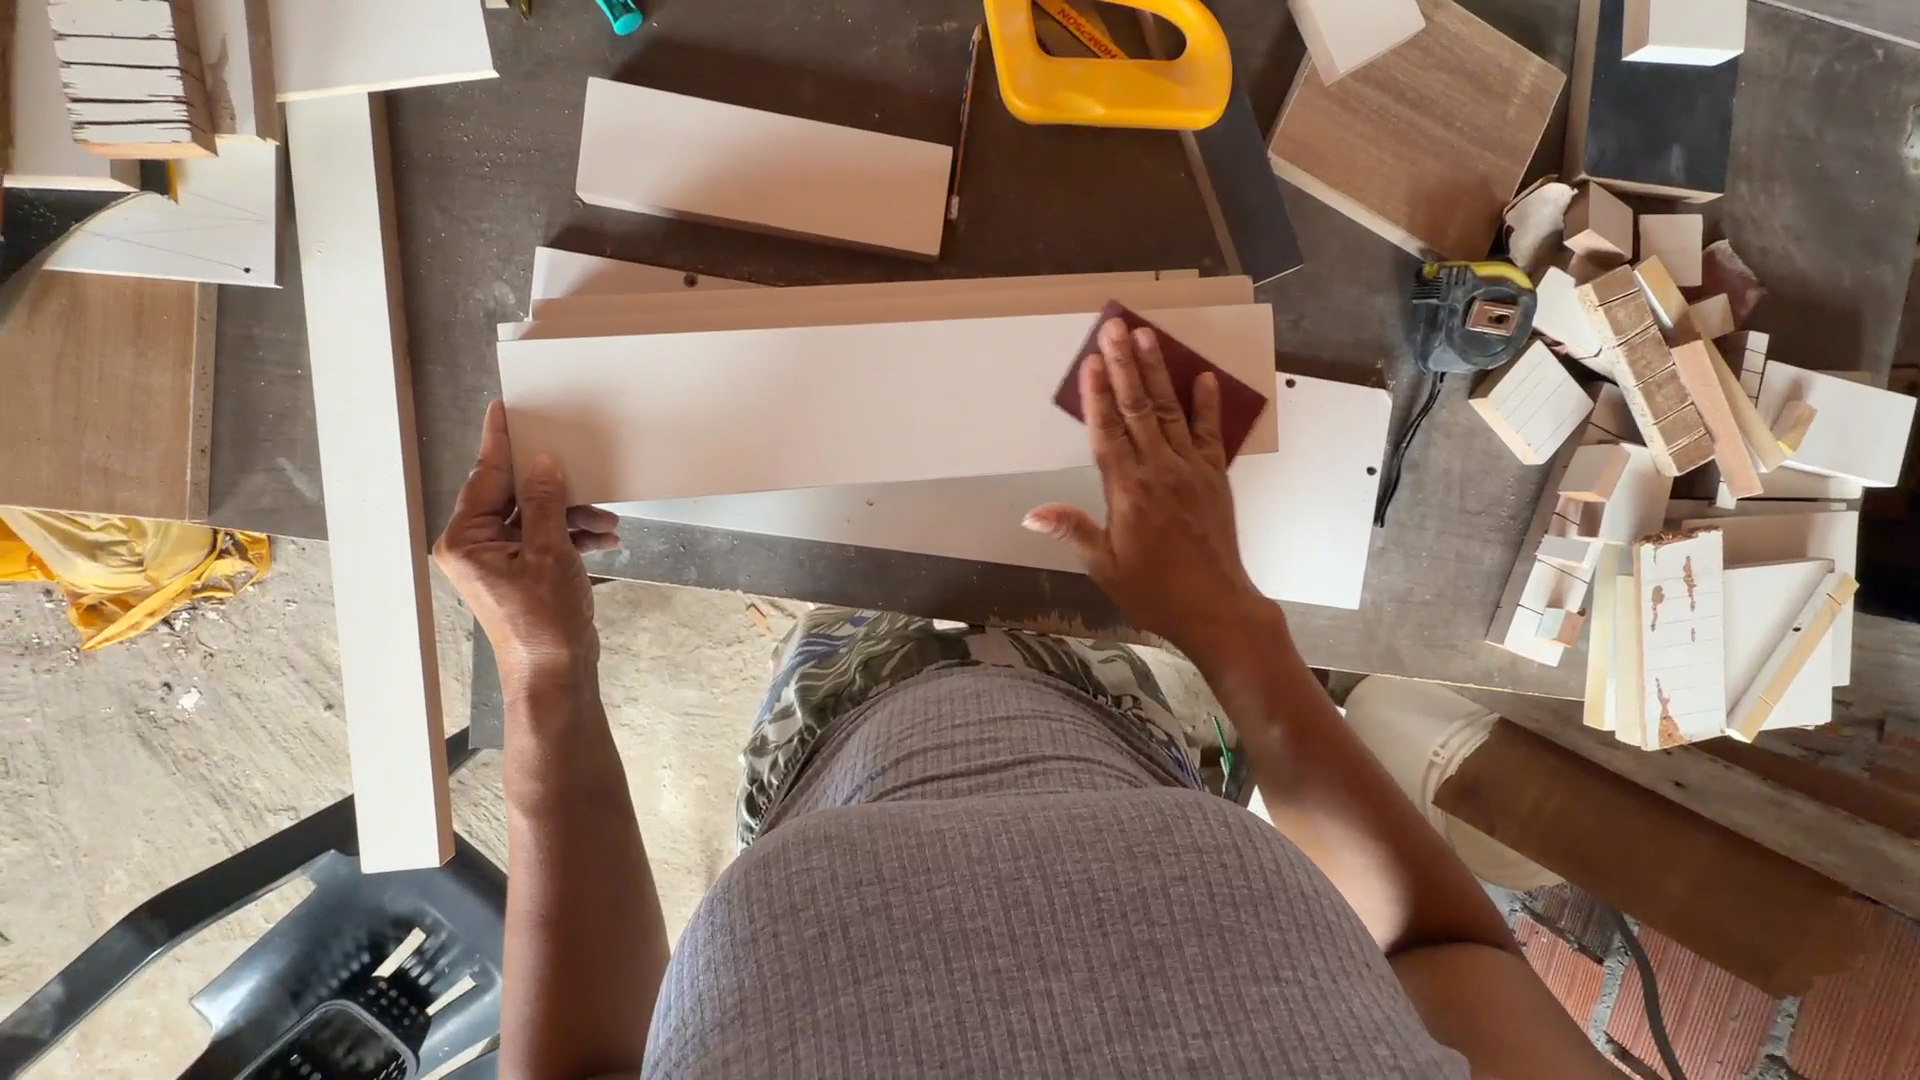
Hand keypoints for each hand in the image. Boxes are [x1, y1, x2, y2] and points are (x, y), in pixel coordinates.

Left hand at [433, 400, 619, 693]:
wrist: (556, 671)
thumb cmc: (544, 619)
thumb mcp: (550, 553)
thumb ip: (546, 504)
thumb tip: (545, 465)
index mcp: (466, 540)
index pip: (484, 477)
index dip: (499, 443)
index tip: (503, 410)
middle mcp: (475, 547)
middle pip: (515, 497)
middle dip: (556, 489)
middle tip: (579, 466)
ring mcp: (499, 561)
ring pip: (537, 518)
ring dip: (573, 516)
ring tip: (606, 521)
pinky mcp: (523, 572)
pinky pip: (546, 539)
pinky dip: (573, 536)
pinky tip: (603, 539)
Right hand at [1023, 319, 1273, 656]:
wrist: (1216, 607)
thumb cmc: (1153, 591)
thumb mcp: (1104, 566)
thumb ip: (1072, 530)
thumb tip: (1032, 513)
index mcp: (1127, 491)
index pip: (1107, 431)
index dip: (1096, 394)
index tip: (1090, 361)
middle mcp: (1159, 470)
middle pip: (1138, 408)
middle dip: (1124, 366)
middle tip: (1116, 327)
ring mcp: (1190, 470)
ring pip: (1170, 411)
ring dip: (1158, 373)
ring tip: (1148, 337)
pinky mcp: (1215, 477)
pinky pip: (1208, 433)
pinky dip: (1207, 405)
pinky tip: (1204, 378)